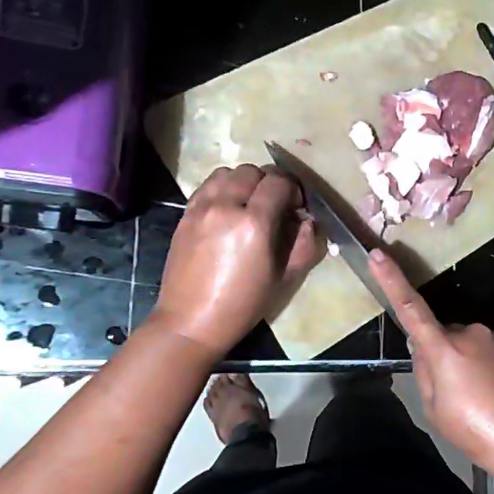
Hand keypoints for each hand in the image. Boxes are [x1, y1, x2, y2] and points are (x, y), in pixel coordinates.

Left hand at [152, 165, 323, 358]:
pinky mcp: (186, 214)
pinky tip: (228, 209)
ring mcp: (201, 208)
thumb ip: (303, 243)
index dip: (293, 189)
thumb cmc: (242, 305)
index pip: (278, 182)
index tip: (296, 207)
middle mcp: (226, 206)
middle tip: (276, 205)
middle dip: (269, 182)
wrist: (191, 321)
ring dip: (244, 181)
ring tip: (249, 203)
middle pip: (252, 171)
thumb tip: (307, 220)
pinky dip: (222, 188)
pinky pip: (207, 186)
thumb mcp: (284, 279)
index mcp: (254, 223)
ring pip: (227, 172)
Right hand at [368, 247, 493, 493]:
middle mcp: (471, 332)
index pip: (411, 308)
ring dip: (466, 363)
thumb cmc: (478, 432)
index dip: (391, 281)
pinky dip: (487, 368)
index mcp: (445, 348)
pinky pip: (490, 352)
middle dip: (441, 355)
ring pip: (468, 344)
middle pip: (443, 336)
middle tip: (451, 394)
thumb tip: (422, 349)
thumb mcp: (436, 410)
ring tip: (479, 401)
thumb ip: (424, 373)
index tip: (378, 255)